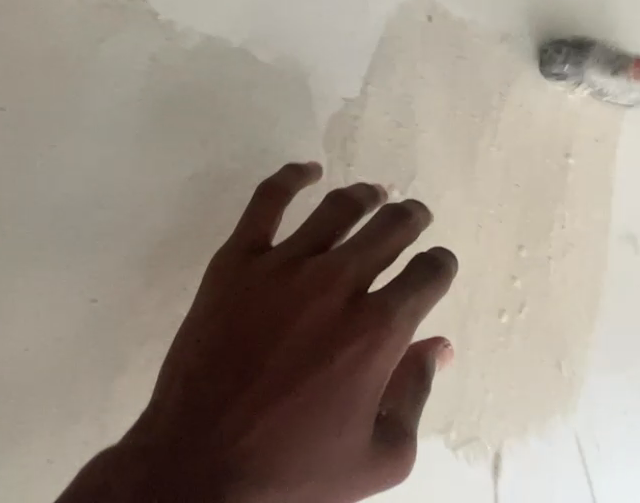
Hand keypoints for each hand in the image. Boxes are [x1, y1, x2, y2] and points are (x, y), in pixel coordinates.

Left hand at [60, 162, 457, 502]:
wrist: (198, 463)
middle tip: (414, 215)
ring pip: (338, 208)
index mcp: (377, 330)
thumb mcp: (377, 457)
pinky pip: (268, 199)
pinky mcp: (238, 258)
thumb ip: (415, 395)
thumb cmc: (292, 469)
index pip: (427, 275)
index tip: (438, 265)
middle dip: (411, 219)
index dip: (440, 265)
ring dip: (366, 195)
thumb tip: (438, 346)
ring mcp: (285, 265)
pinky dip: (292, 176)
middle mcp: (338, 284)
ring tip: (374, 193)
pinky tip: (308, 170)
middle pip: (389, 229)